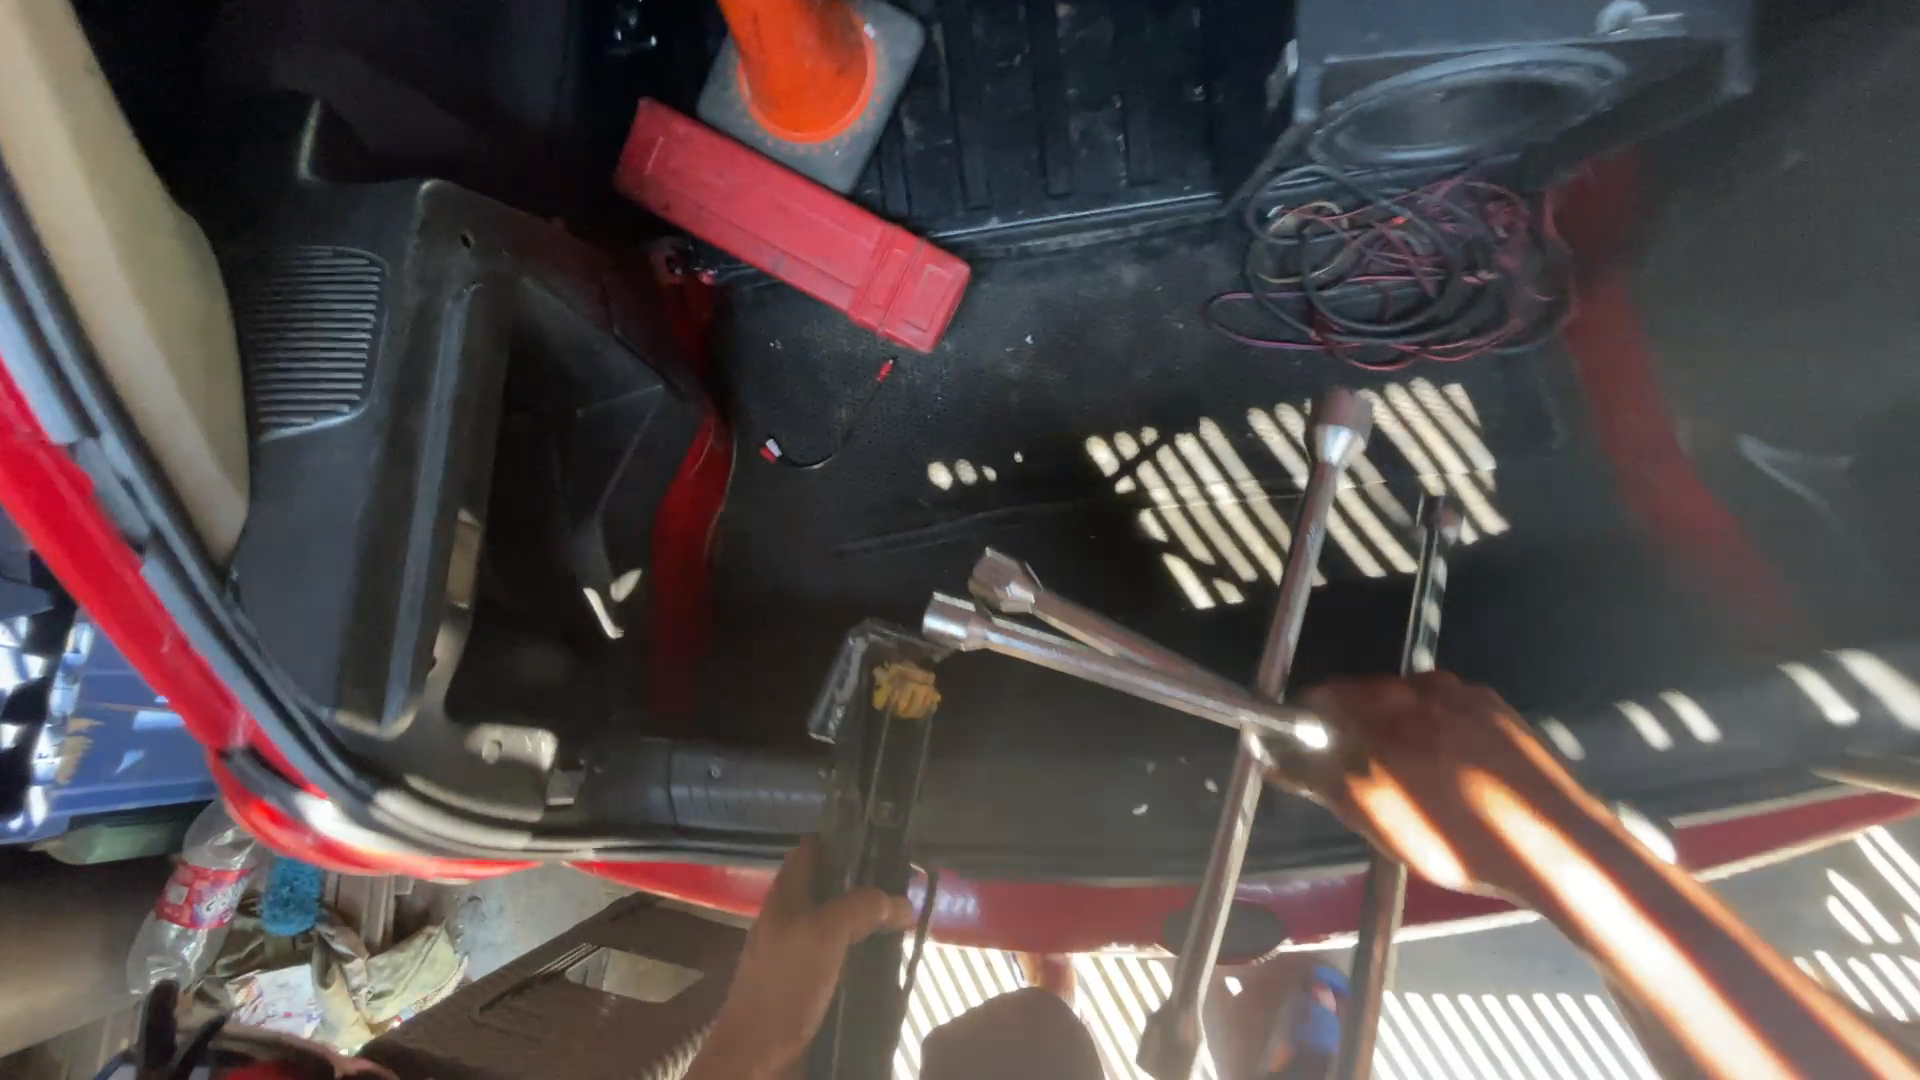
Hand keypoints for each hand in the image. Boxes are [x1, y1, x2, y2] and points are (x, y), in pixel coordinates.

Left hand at [689, 837, 917, 1079]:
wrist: (755, 1061)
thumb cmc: (784, 986)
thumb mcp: (826, 933)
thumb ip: (864, 907)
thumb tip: (903, 903)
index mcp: (787, 895)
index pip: (814, 848)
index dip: (843, 838)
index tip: (881, 840)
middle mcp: (792, 918)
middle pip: (832, 886)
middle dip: (867, 884)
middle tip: (906, 884)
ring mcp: (799, 954)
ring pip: (841, 924)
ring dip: (871, 922)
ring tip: (908, 921)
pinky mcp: (810, 987)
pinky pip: (844, 959)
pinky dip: (866, 956)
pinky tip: (891, 963)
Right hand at [1271, 672, 1601, 896]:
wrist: (1558, 851)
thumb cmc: (1451, 833)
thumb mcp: (1368, 813)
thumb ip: (1315, 775)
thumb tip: (1274, 756)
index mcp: (1382, 704)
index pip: (1322, 696)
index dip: (1309, 726)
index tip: (1310, 756)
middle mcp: (1420, 686)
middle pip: (1364, 697)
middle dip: (1354, 730)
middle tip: (1361, 777)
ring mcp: (1465, 694)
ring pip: (1407, 706)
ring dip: (1397, 733)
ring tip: (1412, 783)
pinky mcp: (1499, 711)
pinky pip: (1449, 715)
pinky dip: (1438, 737)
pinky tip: (1452, 778)